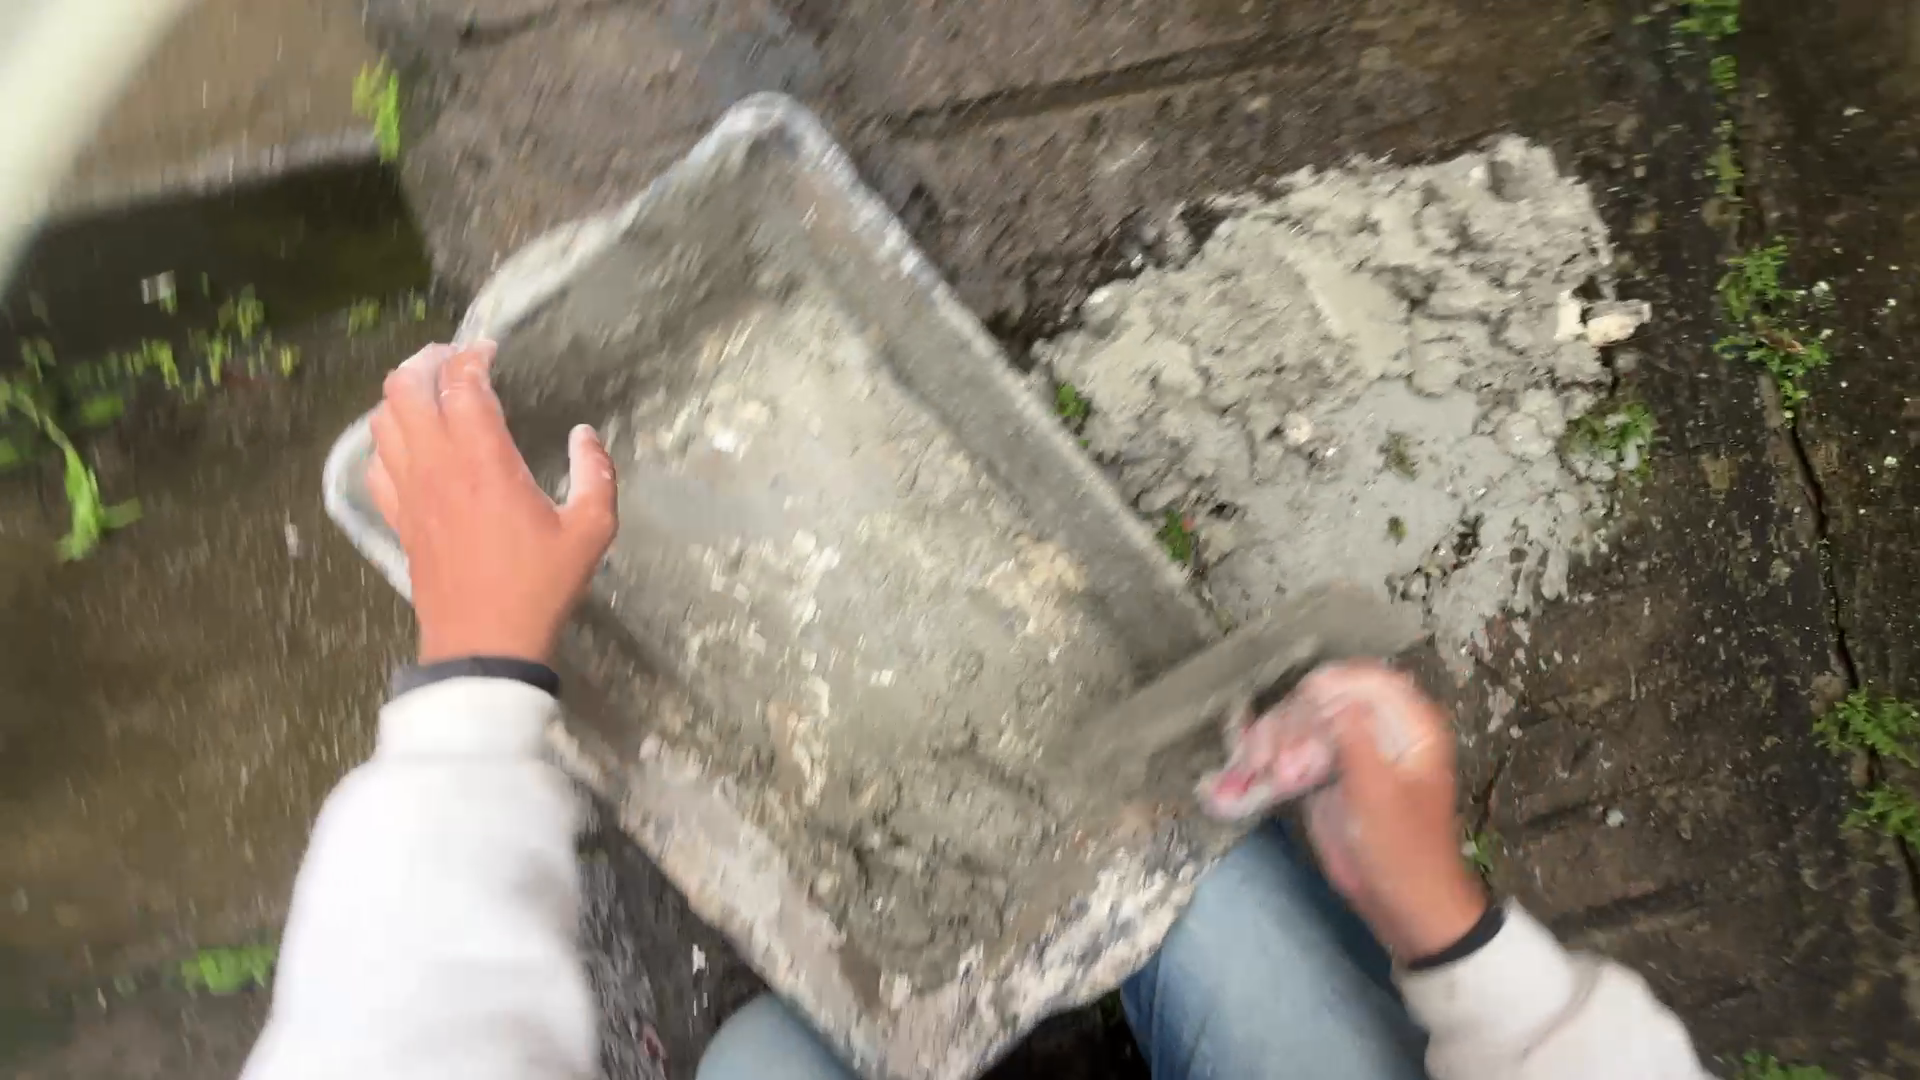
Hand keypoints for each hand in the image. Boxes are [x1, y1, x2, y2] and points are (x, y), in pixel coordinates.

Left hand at [367, 341, 617, 665]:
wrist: (486, 640)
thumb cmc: (542, 583)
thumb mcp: (593, 530)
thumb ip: (596, 474)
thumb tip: (586, 436)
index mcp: (485, 463)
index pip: (464, 387)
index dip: (472, 357)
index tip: (490, 348)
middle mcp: (436, 465)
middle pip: (406, 388)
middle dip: (427, 361)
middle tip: (454, 357)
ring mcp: (408, 490)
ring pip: (383, 418)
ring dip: (403, 392)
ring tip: (430, 387)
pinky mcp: (397, 515)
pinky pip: (375, 460)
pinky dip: (387, 436)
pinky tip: (409, 441)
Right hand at [1199, 661, 1487, 960]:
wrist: (1400, 903)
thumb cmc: (1402, 848)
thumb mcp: (1378, 790)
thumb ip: (1352, 735)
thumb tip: (1323, 688)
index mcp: (1409, 727)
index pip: (1369, 679)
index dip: (1334, 684)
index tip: (1302, 702)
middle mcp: (1377, 729)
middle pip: (1324, 699)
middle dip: (1294, 724)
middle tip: (1277, 760)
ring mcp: (1346, 749)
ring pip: (1299, 721)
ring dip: (1274, 741)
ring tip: (1263, 771)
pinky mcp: (1322, 770)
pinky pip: (1289, 747)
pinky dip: (1268, 754)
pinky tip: (1249, 764)